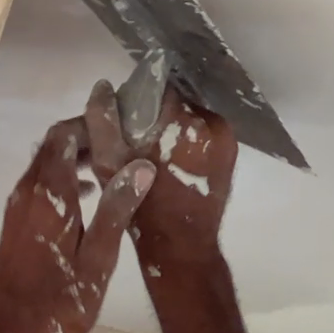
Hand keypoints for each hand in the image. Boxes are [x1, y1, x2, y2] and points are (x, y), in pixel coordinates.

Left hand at [0, 118, 154, 332]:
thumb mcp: (99, 257)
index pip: (63, 136)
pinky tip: (87, 195)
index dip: (88, 123)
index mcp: (49, 192)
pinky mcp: (16, 218)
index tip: (118, 124)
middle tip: (118, 142)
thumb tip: (140, 165)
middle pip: (51, 145)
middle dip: (83, 137)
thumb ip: (117, 207)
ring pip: (44, 163)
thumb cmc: (61, 298)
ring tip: (109, 165)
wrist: (12, 330)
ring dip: (73, 157)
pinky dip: (62, 177)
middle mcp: (28, 189)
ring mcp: (18, 203)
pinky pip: (39, 182)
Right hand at [83, 79, 236, 263]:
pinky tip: (169, 160)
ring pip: (188, 117)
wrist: (182, 246)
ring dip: (170, 126)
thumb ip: (102, 119)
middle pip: (174, 101)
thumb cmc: (142, 202)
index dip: (136, 97)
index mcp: (182, 115)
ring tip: (151, 150)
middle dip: (154, 113)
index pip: (156, 86)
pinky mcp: (231, 155)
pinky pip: (201, 134)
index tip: (124, 118)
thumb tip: (103, 86)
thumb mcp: (109, 161)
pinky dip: (185, 140)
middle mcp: (210, 120)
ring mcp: (226, 138)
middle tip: (135, 137)